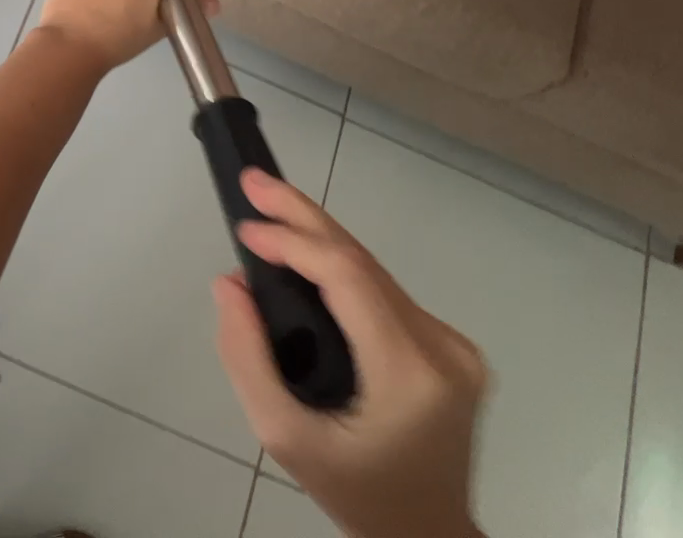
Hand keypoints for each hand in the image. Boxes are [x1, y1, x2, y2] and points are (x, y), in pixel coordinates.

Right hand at [213, 171, 488, 537]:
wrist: (428, 537)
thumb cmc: (354, 492)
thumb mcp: (283, 437)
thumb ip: (247, 357)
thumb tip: (230, 283)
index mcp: (410, 373)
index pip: (348, 278)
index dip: (294, 241)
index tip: (245, 227)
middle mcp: (442, 347)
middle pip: (362, 260)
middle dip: (302, 214)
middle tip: (253, 180)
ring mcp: (452, 345)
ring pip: (371, 270)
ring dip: (316, 235)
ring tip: (268, 204)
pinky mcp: (448, 346)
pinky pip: (380, 291)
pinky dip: (335, 265)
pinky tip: (301, 249)